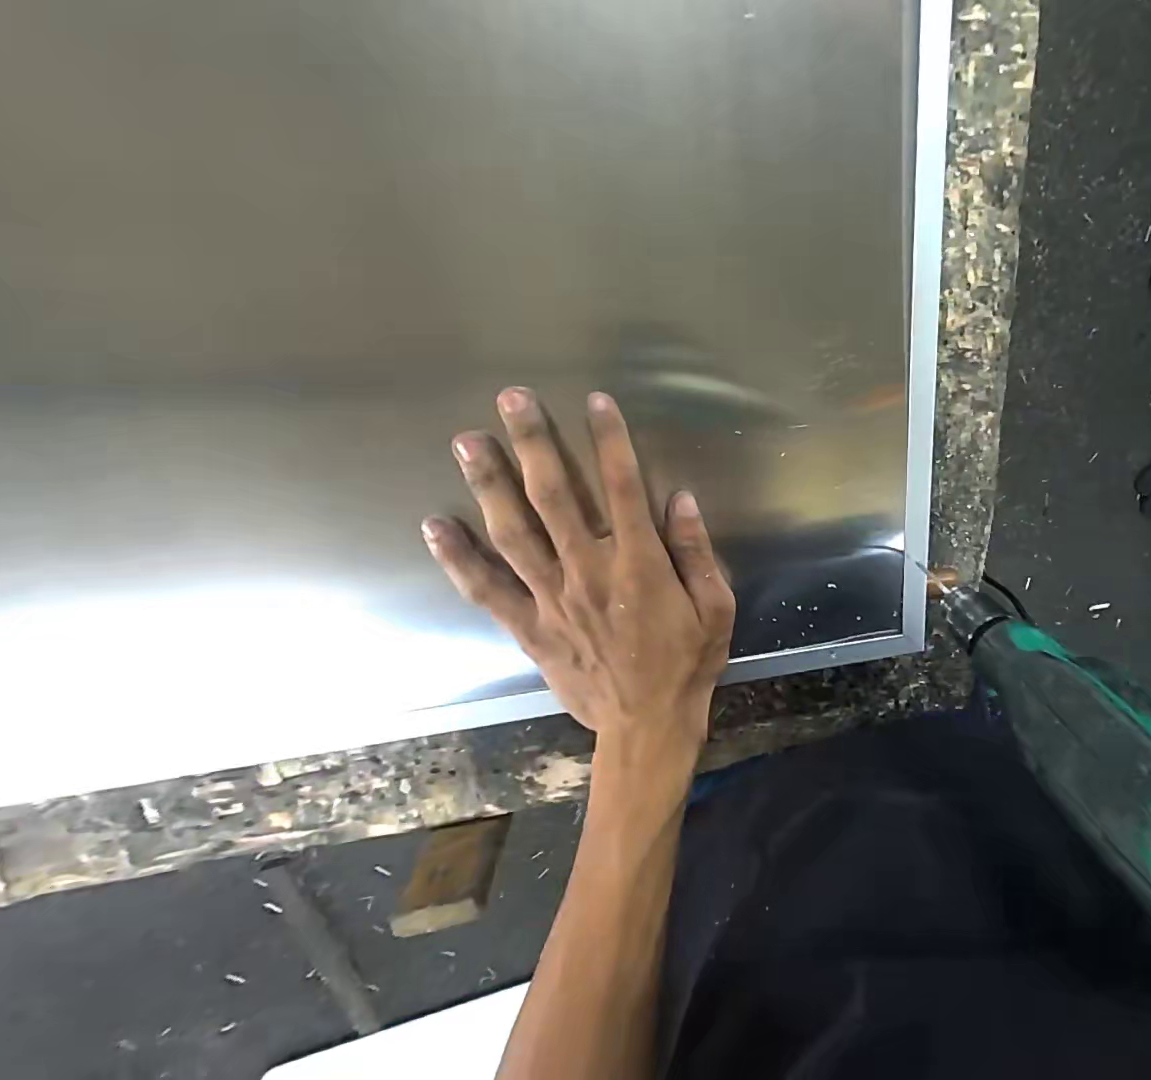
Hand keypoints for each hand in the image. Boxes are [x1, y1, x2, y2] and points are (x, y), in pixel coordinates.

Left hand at [422, 388, 734, 764]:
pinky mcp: (528, 627)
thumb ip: (696, 553)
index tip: (596, 401)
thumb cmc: (687, 665)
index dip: (610, 440)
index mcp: (638, 565)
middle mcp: (588, 571)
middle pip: (555, 496)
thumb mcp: (715, 608)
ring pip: (514, 532)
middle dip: (534, 443)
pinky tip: (435, 526)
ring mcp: (552, 598)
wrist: (646, 726)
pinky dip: (459, 558)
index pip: (623, 487)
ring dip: (489, 483)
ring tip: (466, 441)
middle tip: (511, 400)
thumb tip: (679, 500)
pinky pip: (486, 589)